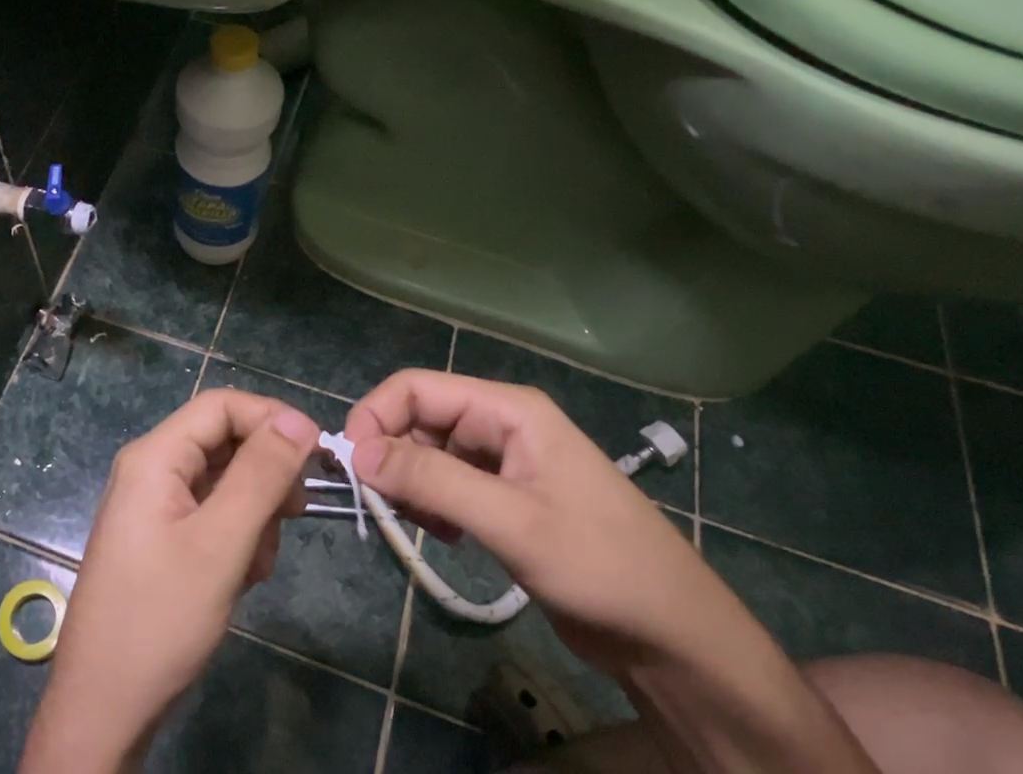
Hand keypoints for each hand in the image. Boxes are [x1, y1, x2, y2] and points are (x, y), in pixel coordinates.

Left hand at [19, 388, 319, 772]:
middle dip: (265, 478)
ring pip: (226, 484)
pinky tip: (241, 579)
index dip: (272, 419)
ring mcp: (155, 507)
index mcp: (154, 458)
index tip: (316, 454)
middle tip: (293, 517)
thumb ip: (261, 475)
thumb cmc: (161, 617)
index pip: (221, 405)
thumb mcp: (220, 543)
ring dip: (255, 518)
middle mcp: (151, 471)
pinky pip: (214, 518)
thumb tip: (300, 419)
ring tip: (256, 566)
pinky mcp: (163, 540)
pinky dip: (238, 541)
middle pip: (226, 443)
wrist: (106, 703)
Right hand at [344, 369, 713, 668]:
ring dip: (412, 485)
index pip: (416, 389)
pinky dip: (434, 506)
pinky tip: (447, 538)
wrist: (670, 634)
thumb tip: (356, 451)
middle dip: (391, 457)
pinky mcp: (507, 499)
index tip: (351, 469)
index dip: (375, 418)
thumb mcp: (510, 520)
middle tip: (385, 507)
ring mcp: (506, 463)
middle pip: (419, 419)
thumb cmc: (599, 565)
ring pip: (430, 454)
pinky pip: (449, 484)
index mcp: (509, 410)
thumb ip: (431, 479)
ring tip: (424, 527)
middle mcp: (503, 426)